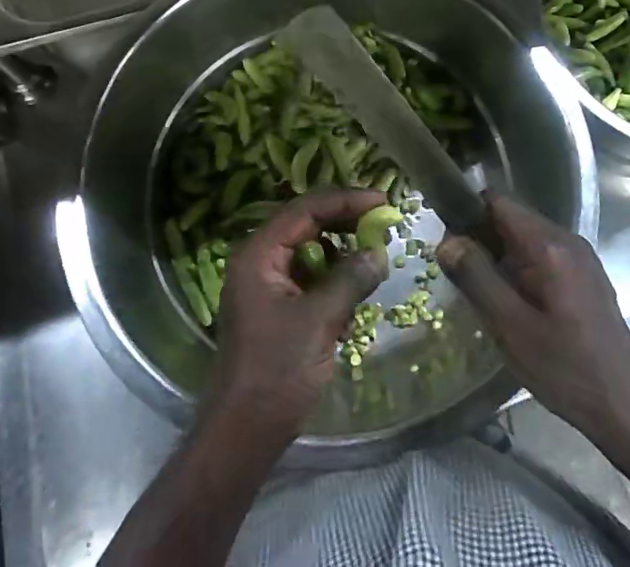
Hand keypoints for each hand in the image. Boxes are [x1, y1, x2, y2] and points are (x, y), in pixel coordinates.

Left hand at [199, 189, 389, 440]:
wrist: (246, 429)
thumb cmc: (277, 370)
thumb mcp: (318, 320)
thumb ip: (350, 279)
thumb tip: (378, 252)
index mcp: (258, 254)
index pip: (304, 209)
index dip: (345, 200)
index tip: (383, 201)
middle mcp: (260, 261)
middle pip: (306, 225)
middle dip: (346, 223)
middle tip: (384, 224)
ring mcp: (267, 285)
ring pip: (310, 251)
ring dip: (342, 252)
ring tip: (374, 258)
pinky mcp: (278, 307)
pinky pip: (310, 279)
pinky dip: (334, 280)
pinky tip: (355, 295)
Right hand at [438, 194, 629, 530]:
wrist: (625, 405)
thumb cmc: (564, 366)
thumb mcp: (509, 325)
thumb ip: (475, 276)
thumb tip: (447, 240)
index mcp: (548, 245)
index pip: (497, 201)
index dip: (466, 212)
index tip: (446, 241)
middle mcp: (567, 239)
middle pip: (510, 217)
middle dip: (479, 237)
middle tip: (458, 274)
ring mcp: (579, 256)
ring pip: (523, 237)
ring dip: (497, 255)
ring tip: (480, 291)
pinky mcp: (584, 275)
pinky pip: (539, 255)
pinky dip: (517, 267)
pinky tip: (511, 302)